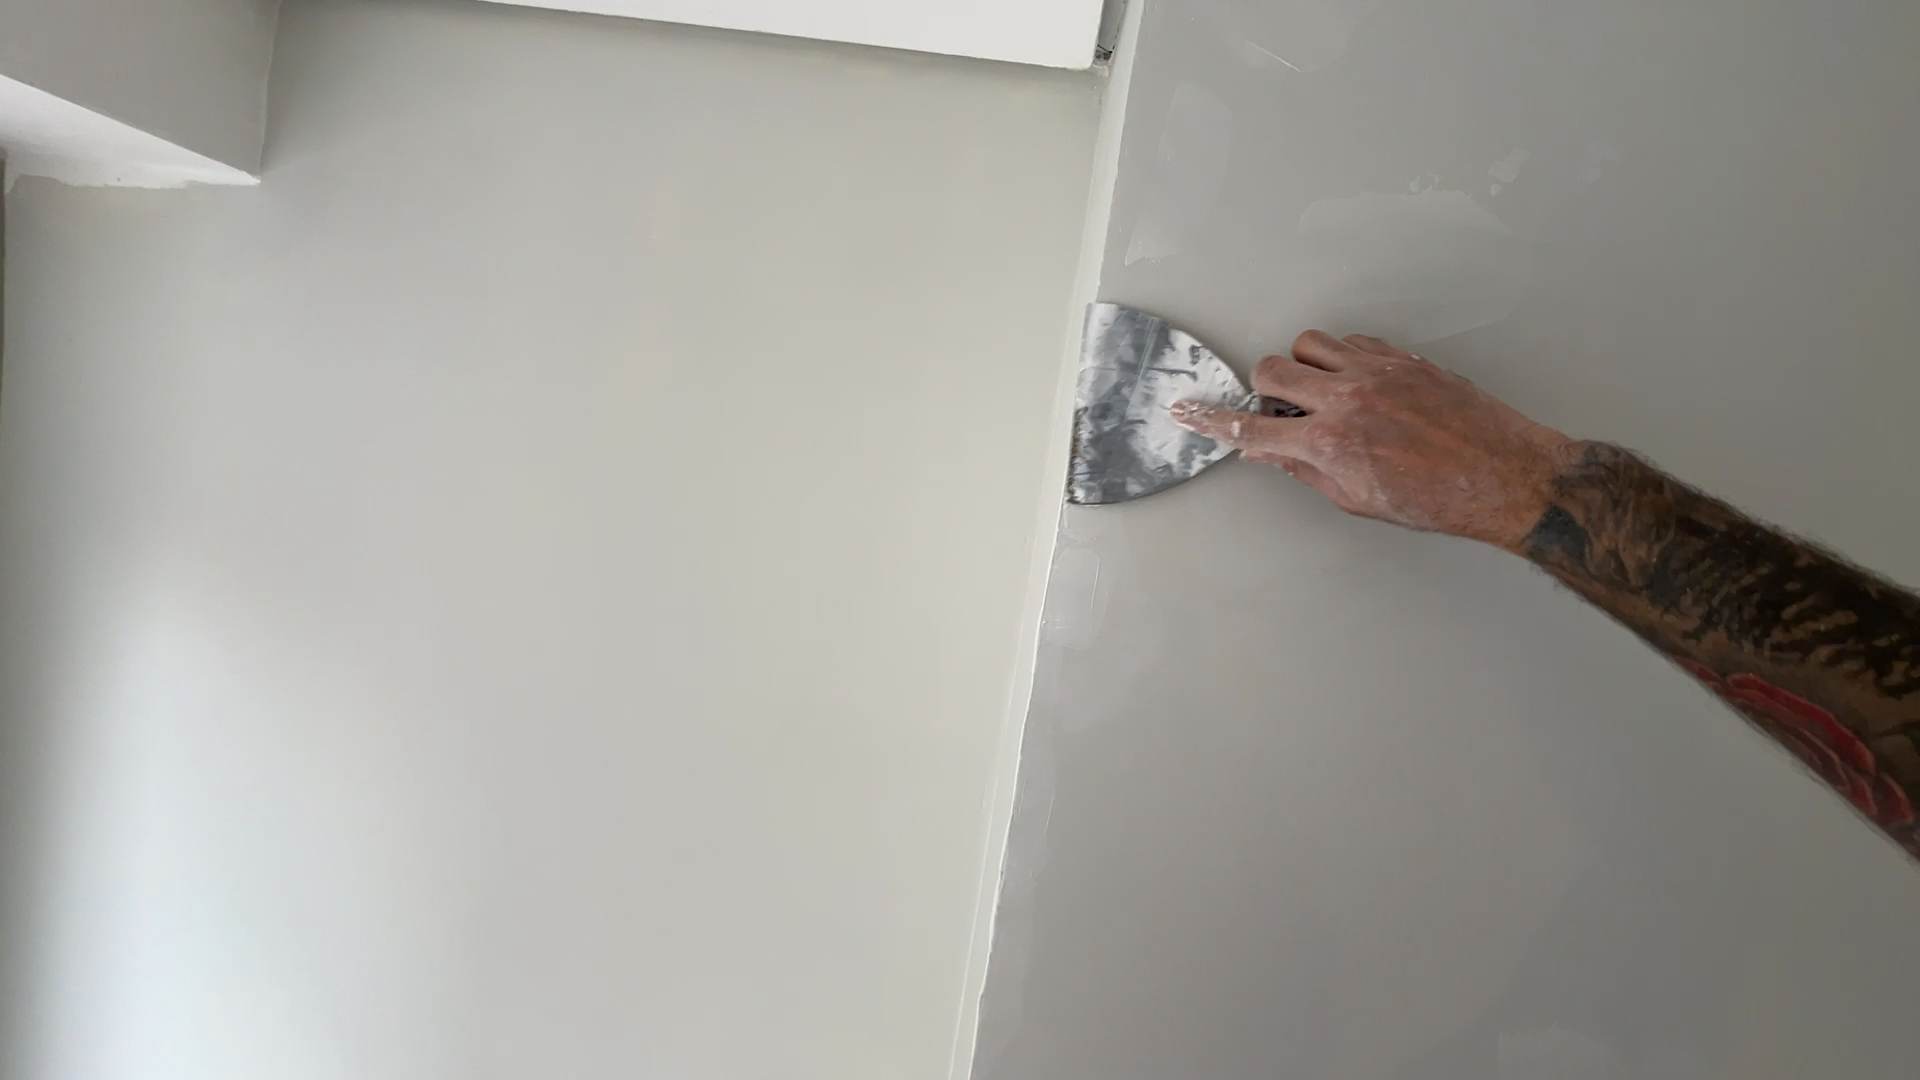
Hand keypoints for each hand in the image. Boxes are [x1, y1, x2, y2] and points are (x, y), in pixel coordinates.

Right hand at [1169, 331, 1573, 550]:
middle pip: (1269, 370)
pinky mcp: (1403, 359)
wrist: (1508, 477)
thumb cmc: (1436, 499)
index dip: (1210, 421)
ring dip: (1301, 367)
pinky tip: (1356, 385)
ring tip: (1321, 393)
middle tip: (1282, 411)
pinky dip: (1341, 359)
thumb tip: (1267, 452)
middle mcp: (1347, 401)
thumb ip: (1302, 468)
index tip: (1187, 411)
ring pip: (1306, 344)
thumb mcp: (1354, 499)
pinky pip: (1351, 341)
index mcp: (1328, 445)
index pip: (1249, 430)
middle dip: (1263, 391)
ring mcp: (1376, 373)